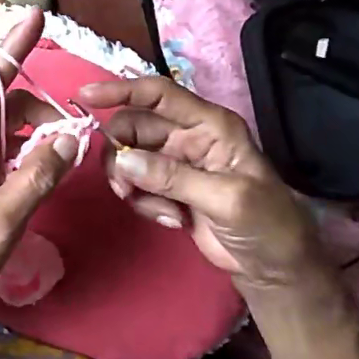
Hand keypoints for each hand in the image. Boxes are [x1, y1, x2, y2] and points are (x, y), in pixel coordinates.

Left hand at [0, 11, 80, 323]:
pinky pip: (12, 145)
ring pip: (13, 123)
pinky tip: (50, 163)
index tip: (35, 14)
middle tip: (75, 134)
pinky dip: (34, 148)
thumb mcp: (1, 218)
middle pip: (6, 102)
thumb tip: (71, 139)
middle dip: (42, 110)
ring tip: (65, 154)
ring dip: (41, 131)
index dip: (14, 48)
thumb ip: (37, 176)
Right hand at [76, 77, 329, 295]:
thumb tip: (124, 160)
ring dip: (132, 184)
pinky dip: (142, 202)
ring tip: (160, 211)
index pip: (158, 94)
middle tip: (126, 187)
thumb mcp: (226, 199)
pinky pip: (135, 184)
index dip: (121, 90)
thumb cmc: (266, 224)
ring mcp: (175, 162)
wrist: (273, 268)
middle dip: (121, 155)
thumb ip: (174, 177)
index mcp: (210, 124)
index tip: (85, 95)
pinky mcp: (166, 188)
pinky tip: (171, 221)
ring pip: (128, 157)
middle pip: (133, 127)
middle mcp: (188, 136)